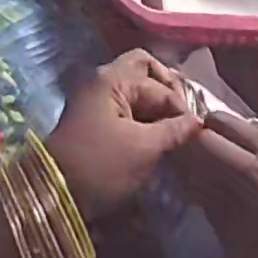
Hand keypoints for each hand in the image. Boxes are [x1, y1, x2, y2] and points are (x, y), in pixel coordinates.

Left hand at [45, 50, 200, 217]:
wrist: (58, 189)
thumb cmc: (102, 164)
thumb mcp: (142, 149)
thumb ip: (173, 131)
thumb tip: (198, 121)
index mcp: (112, 78)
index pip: (158, 85)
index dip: (180, 106)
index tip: (198, 130)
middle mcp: (103, 78)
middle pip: (143, 68)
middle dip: (167, 87)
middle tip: (186, 114)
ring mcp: (97, 94)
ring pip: (134, 84)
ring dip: (156, 99)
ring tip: (178, 124)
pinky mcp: (96, 113)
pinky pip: (126, 100)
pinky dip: (144, 110)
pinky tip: (160, 130)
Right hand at [178, 113, 257, 257]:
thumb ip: (218, 214)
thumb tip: (193, 184)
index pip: (202, 141)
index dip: (180, 146)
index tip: (168, 158)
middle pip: (222, 121)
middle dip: (204, 137)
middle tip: (194, 162)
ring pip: (249, 127)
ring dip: (233, 142)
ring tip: (230, 172)